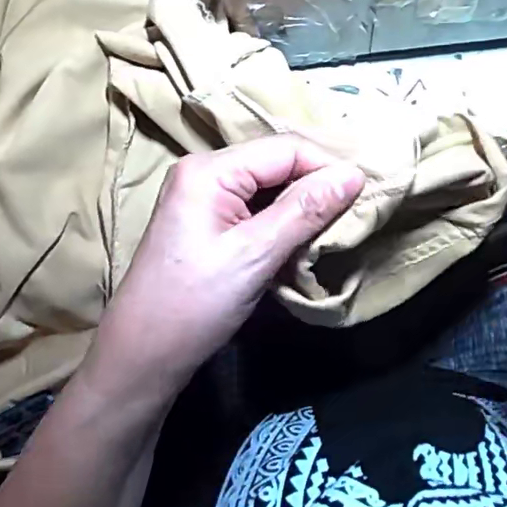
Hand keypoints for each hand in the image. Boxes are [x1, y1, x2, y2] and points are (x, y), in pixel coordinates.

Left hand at [87, 135, 363, 398]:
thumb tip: (355, 175)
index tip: (364, 196)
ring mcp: (206, 194)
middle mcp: (206, 170)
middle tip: (355, 212)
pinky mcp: (210, 219)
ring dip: (305, 203)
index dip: (328, 167)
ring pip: (272, 183)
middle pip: (279, 161)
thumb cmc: (194, 305)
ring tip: (336, 226)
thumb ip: (305, 210)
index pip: (286, 148)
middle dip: (318, 184)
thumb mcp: (256, 255)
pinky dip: (286, 218)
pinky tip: (305, 238)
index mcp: (210, 170)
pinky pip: (259, 204)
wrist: (142, 357)